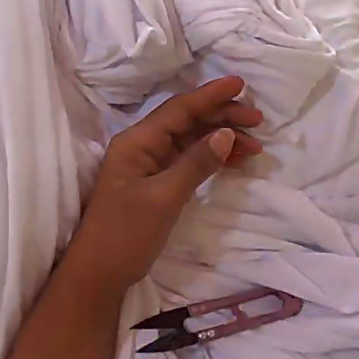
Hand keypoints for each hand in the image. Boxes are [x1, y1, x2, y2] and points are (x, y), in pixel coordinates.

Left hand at [64, 76, 263, 293]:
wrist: (99, 273)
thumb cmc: (125, 234)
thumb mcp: (163, 198)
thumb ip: (195, 163)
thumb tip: (226, 134)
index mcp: (137, 142)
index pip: (179, 109)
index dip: (210, 95)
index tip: (241, 85)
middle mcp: (141, 146)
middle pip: (186, 121)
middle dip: (222, 117)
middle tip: (259, 122)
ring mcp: (147, 165)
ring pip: (189, 141)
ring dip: (220, 139)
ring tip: (255, 146)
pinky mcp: (154, 184)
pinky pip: (186, 160)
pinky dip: (210, 159)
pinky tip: (233, 161)